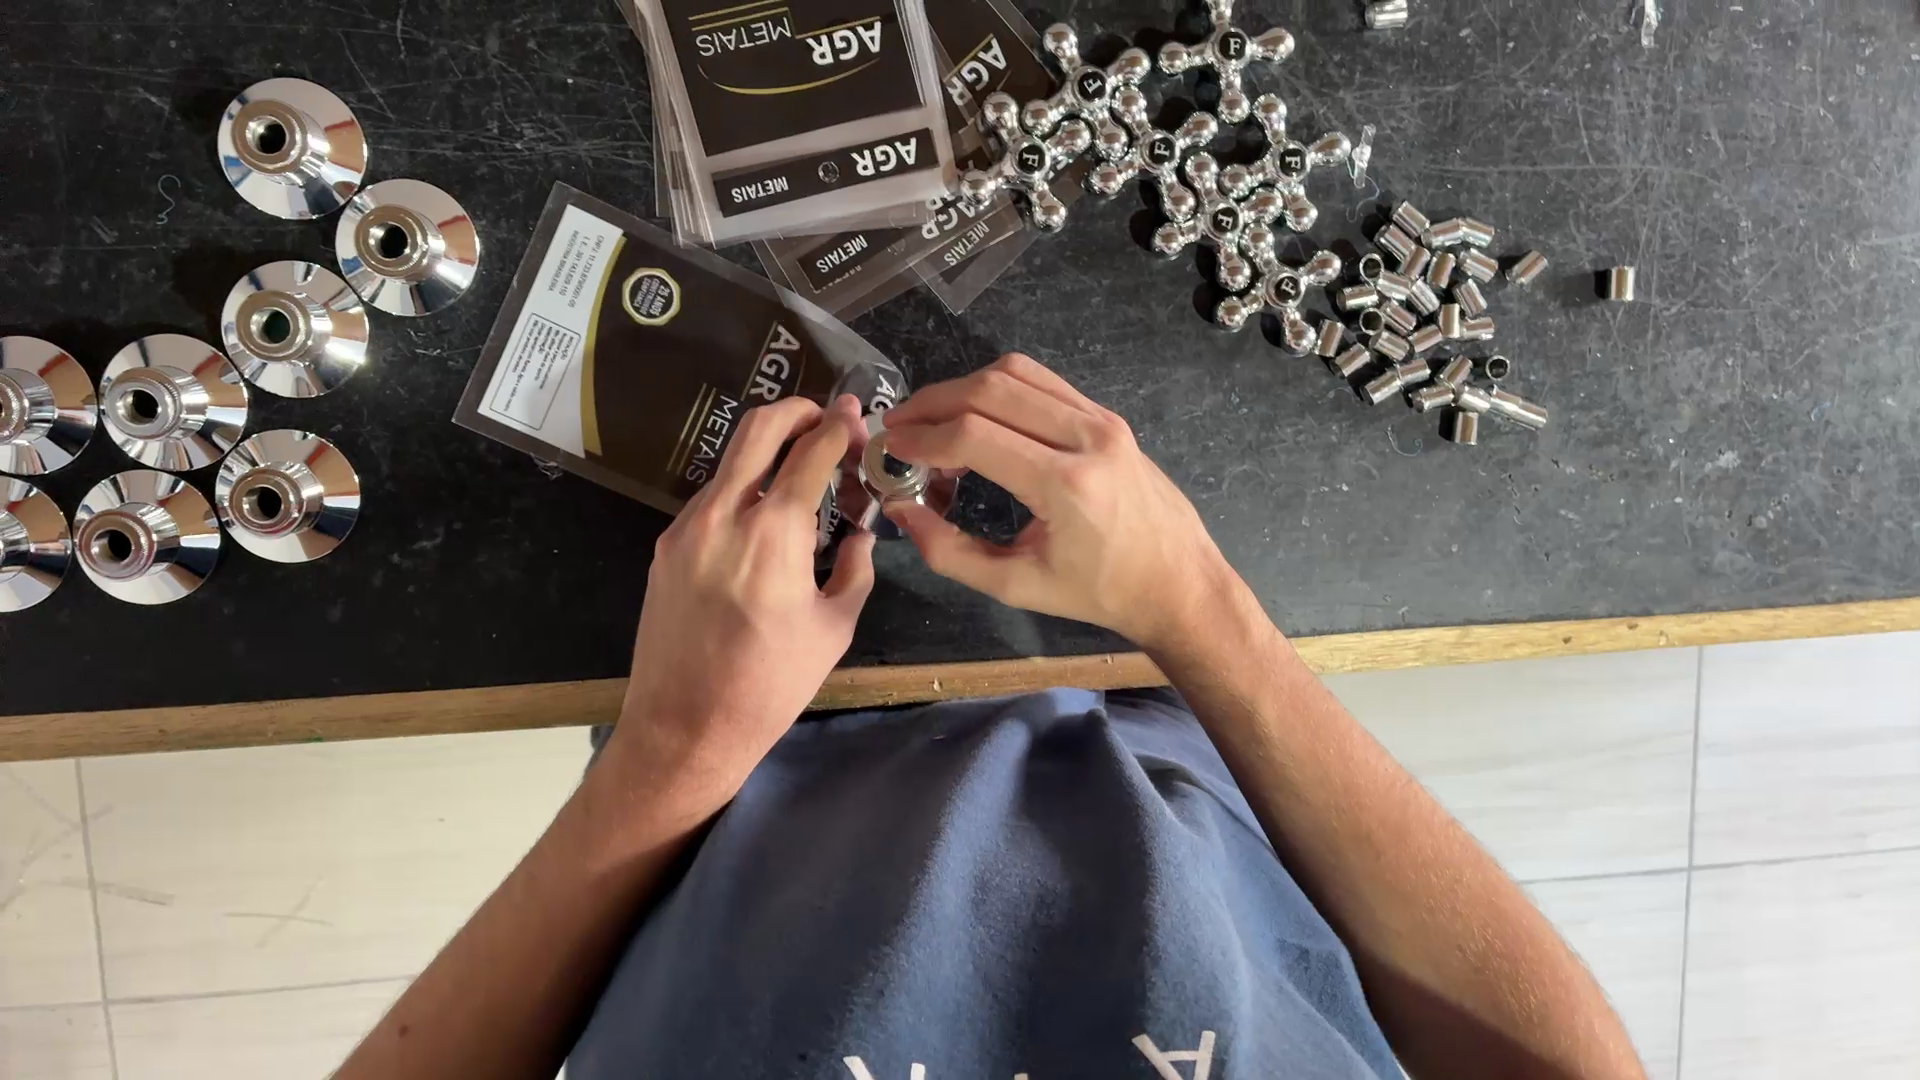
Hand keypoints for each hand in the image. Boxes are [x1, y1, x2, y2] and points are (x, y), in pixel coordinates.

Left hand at [609, 395, 873, 811]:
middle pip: (757, 430)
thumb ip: (854, 569)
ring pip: (731, 463)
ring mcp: (686, 528)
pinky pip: (712, 500)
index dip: (837, 426)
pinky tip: (763, 523)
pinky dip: (743, 491)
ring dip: (768, 454)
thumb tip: (859, 535)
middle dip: (795, 410)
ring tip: (799, 478)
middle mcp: (724, 514)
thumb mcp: (834, 627)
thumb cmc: (772, 683)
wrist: (684, 728)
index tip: (854, 414)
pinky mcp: (666, 548)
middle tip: (823, 418)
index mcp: (774, 532)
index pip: (810, 453)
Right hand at [880, 353, 1238, 653]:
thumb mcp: (1017, 585)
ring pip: (1017, 373)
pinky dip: (1000, 388)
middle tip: (901, 426)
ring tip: (934, 419)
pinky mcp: (1108, 417)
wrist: (1178, 582)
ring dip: (964, 388)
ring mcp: (1102, 420)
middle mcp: (1086, 437)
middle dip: (933, 403)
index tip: (891, 447)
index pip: (974, 436)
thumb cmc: (1098, 593)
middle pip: (991, 390)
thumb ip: (950, 552)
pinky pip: (1044, 382)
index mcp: (1065, 484)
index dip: (922, 437)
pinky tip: (979, 416)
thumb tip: (901, 510)